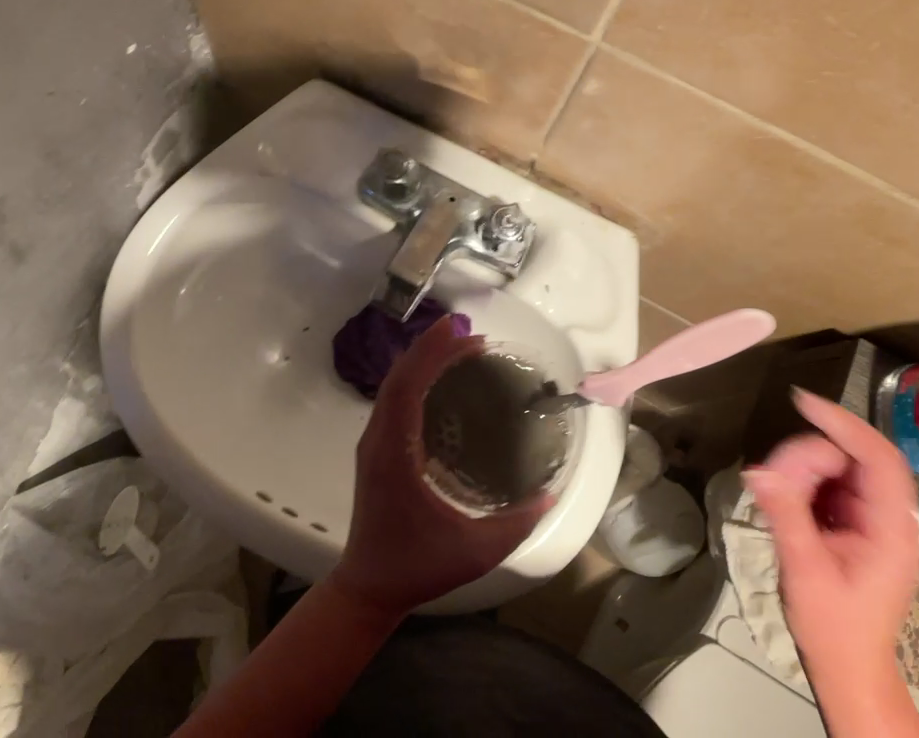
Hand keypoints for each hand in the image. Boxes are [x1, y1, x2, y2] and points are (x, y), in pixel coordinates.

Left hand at [327, 316, 551, 616]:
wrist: (369, 587)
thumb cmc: (418, 567)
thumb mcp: (475, 551)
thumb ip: (516, 524)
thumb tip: (549, 494)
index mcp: (394, 455)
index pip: (407, 389)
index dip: (431, 355)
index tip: (462, 333)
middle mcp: (378, 442)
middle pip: (398, 378)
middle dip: (430, 348)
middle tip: (467, 330)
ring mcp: (372, 445)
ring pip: (392, 387)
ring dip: (421, 361)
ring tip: (457, 345)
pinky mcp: (376, 452)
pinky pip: (393, 401)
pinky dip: (414, 380)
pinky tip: (439, 380)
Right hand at [742, 388, 918, 668]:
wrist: (848, 668)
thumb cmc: (834, 628)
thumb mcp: (805, 570)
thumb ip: (786, 516)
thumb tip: (758, 470)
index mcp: (892, 529)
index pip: (877, 458)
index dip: (844, 424)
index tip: (803, 402)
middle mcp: (890, 517)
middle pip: (855, 459)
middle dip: (811, 456)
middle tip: (774, 475)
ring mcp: (875, 520)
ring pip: (840, 469)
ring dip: (805, 470)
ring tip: (778, 494)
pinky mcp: (857, 524)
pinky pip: (832, 486)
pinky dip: (806, 485)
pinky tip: (787, 500)